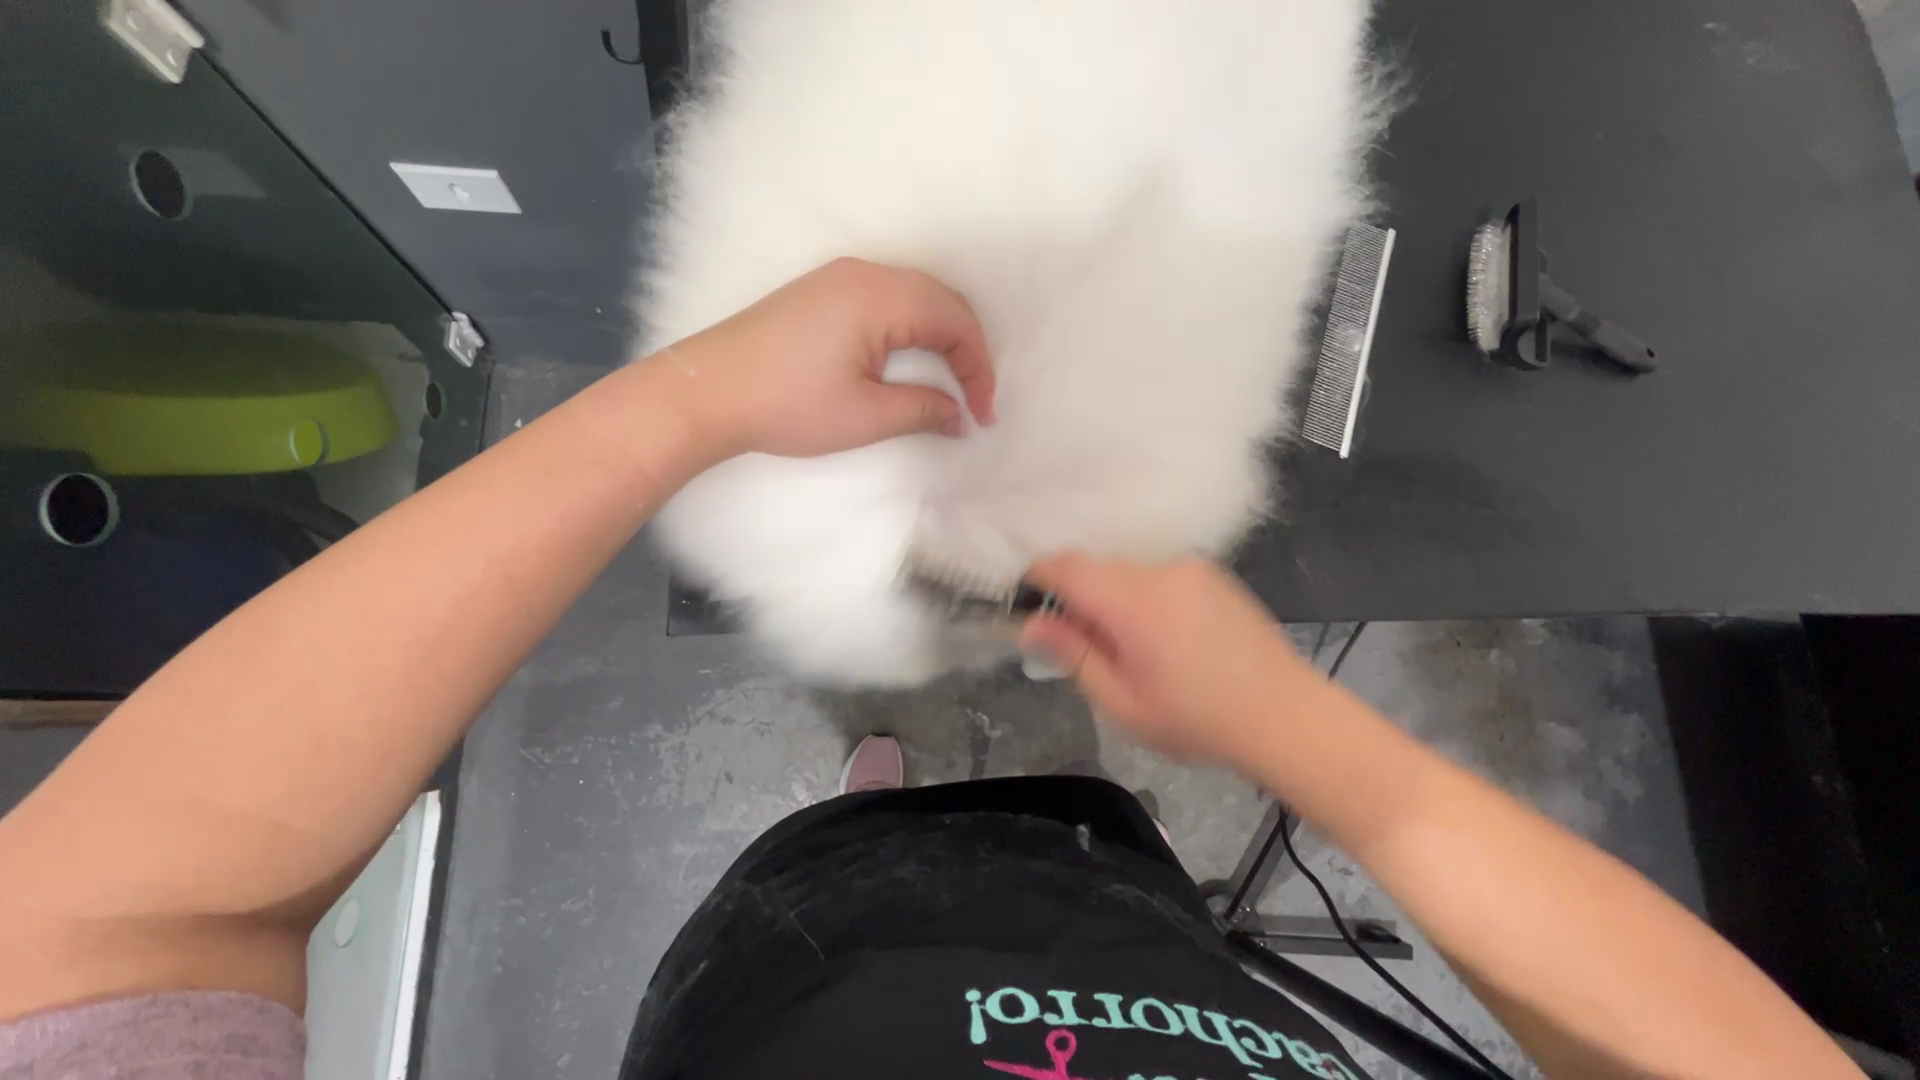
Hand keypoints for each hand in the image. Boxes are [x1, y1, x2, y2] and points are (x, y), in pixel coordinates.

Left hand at [649, 258, 995, 457]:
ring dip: (940, 338)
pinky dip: (912, 329)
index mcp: (879, 296)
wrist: (706, 393)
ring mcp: (839, 278)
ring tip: (949, 383)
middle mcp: (863, 274)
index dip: (979, 367)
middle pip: (940, 300)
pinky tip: (911, 362)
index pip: (955, 320)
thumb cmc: (786, 404)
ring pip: (914, 298)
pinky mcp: (822, 291)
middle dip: (966, 349)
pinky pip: (887, 299)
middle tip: (973, 399)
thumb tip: (959, 416)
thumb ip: (923, 410)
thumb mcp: (864, 417)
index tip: (983, 414)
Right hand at [1019, 554, 1325, 764]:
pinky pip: (1159, 575)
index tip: (1029, 606)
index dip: (1038, 578)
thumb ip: (1074, 655)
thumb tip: (1031, 625)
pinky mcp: (1214, 574)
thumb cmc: (1197, 720)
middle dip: (1080, 599)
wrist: (1286, 716)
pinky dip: (1145, 598)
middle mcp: (1161, 570)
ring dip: (1114, 600)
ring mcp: (1192, 568)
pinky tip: (1167, 640)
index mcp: (1134, 602)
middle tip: (1085, 648)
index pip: (1066, 566)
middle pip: (1097, 568)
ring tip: (1134, 651)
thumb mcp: (1122, 703)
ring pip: (1128, 572)